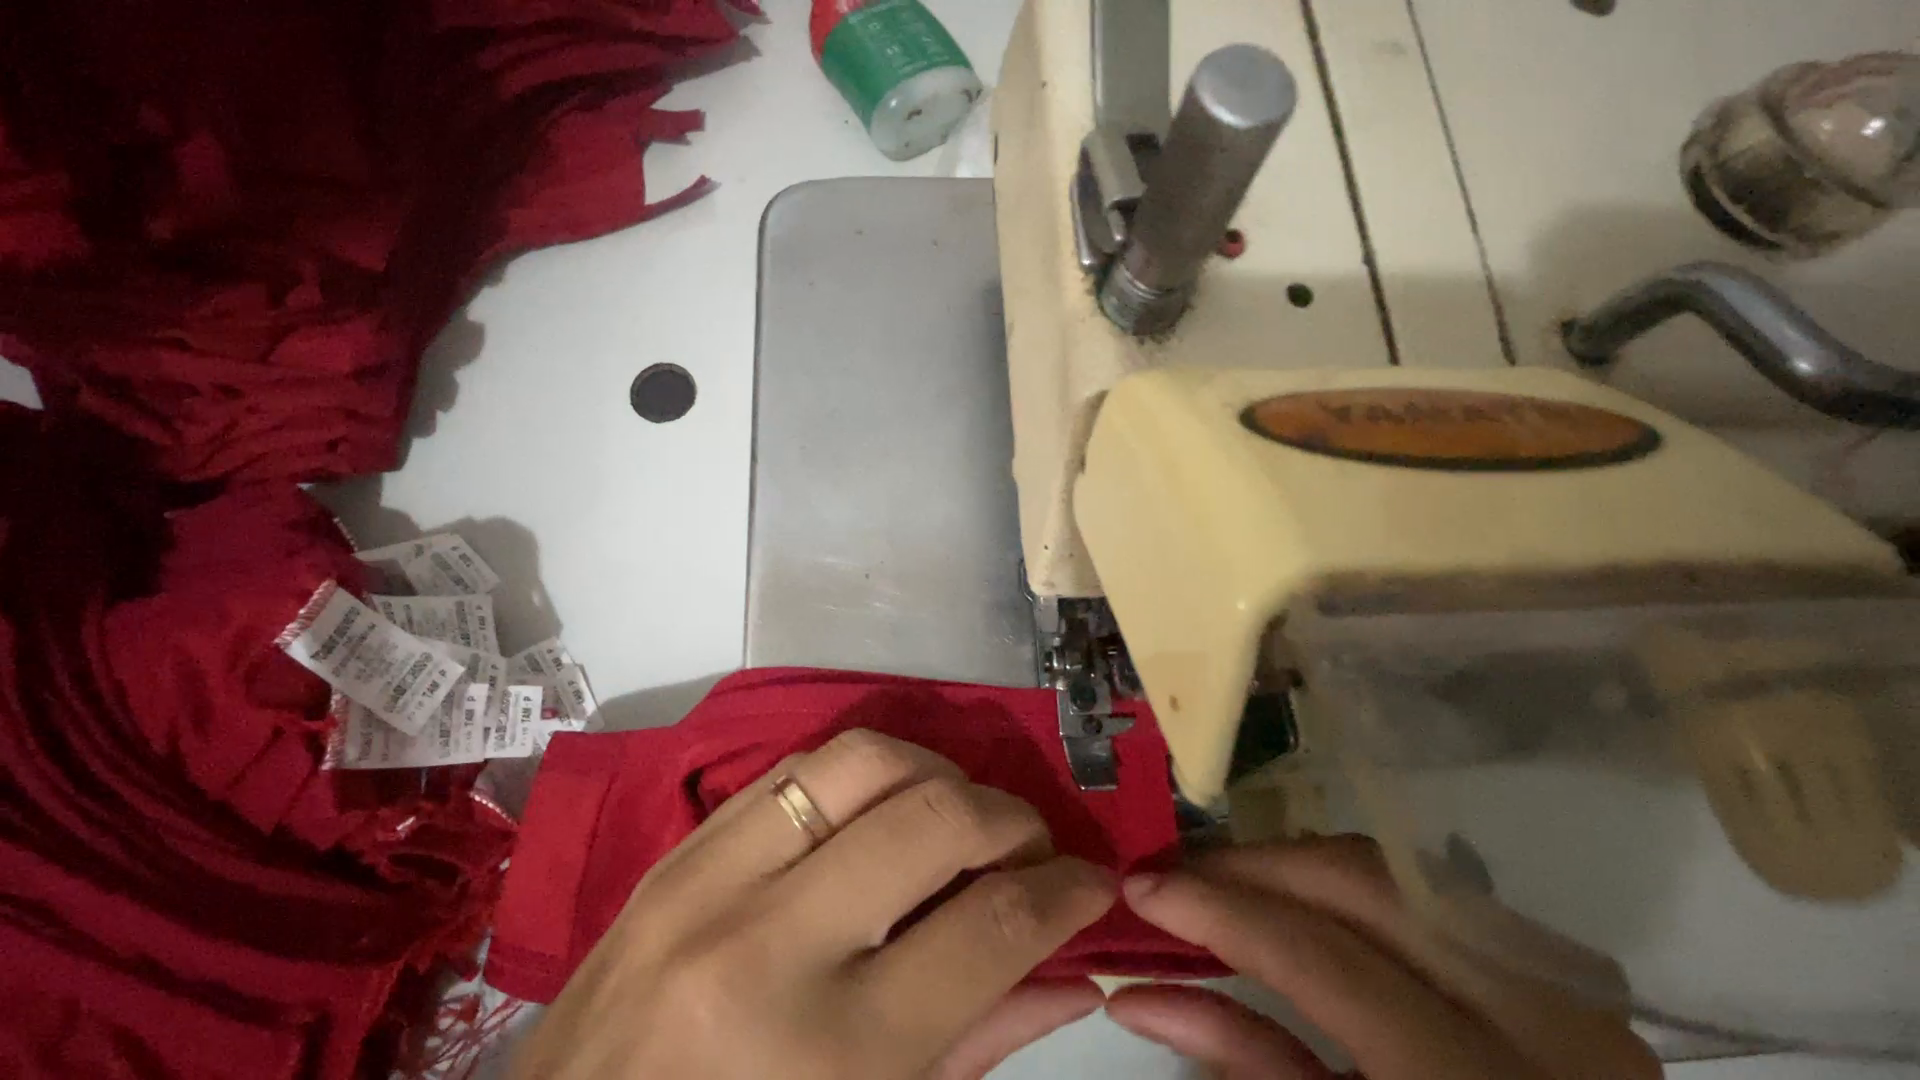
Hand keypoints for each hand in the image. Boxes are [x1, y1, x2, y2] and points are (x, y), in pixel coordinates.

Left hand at [509, 729, 1116, 1079]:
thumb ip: (982, 1041)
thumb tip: (1076, 969)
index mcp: (834, 1051)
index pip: (994, 925)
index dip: (1068, 894)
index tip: (1092, 885)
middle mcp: (771, 945)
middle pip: (937, 817)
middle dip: (1014, 822)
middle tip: (1031, 851)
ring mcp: (712, 881)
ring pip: (863, 759)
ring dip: (939, 773)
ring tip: (960, 816)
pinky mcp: (677, 850)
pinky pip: (794, 769)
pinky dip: (862, 776)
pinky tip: (882, 810)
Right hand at [1109, 836, 1660, 1079]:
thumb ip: (1243, 1060)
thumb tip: (1134, 995)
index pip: (1319, 958)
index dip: (1219, 912)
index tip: (1140, 888)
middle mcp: (1535, 1016)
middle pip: (1360, 882)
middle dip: (1250, 864)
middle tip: (1172, 873)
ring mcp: (1560, 982)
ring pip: (1395, 869)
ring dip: (1293, 865)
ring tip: (1220, 881)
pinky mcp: (1558, 965)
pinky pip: (1425, 889)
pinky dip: (1344, 884)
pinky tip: (1294, 898)